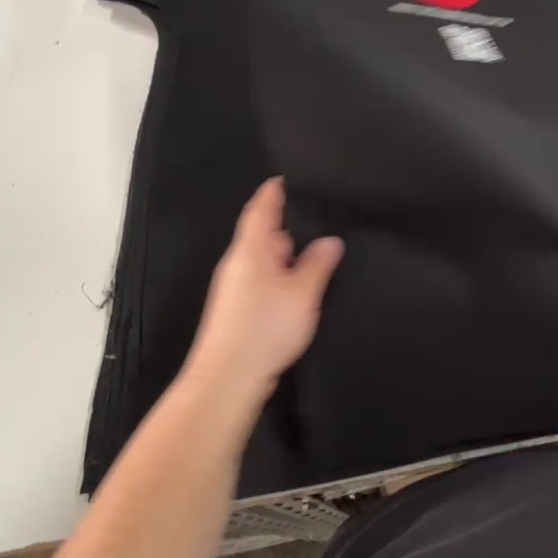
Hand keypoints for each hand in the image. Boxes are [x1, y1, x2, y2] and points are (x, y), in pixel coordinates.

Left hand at [182, 178, 342, 393]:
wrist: (226, 380)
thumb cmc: (264, 326)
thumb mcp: (302, 292)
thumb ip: (318, 263)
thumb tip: (330, 240)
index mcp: (250, 249)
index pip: (261, 208)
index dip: (274, 191)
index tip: (288, 177)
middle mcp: (238, 264)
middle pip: (262, 235)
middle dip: (287, 226)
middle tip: (317, 215)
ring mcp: (235, 289)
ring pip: (264, 261)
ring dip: (286, 256)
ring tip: (316, 251)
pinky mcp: (237, 312)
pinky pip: (263, 282)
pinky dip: (280, 277)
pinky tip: (299, 287)